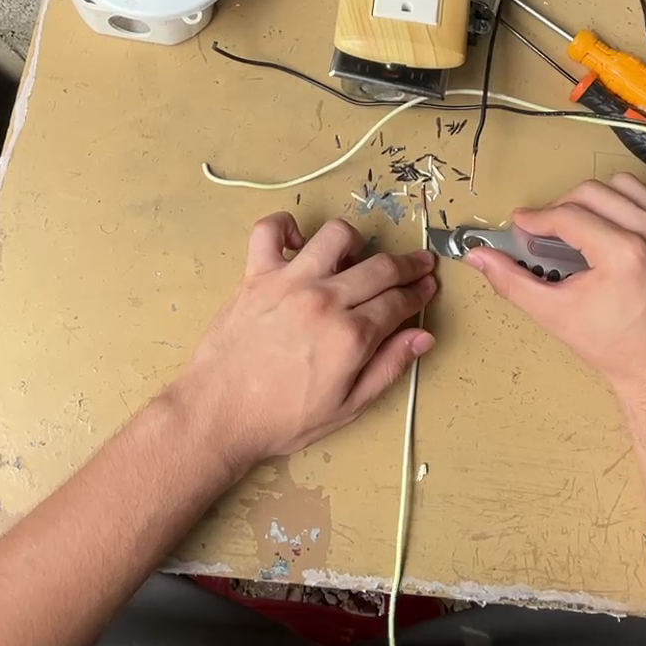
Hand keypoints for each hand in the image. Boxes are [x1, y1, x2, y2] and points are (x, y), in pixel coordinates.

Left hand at [171, 215, 436, 464]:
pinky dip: (286, 226)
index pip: (399, 301)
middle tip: (419, 264)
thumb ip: (389, 368)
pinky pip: (270, 230)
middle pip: (380, 267)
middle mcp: (325, 300)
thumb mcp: (348, 407)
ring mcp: (289, 281)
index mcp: (351, 336)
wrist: (218, 415)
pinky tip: (298, 243)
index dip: (419, 292)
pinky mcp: (256, 274)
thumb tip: (423, 336)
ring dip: (356, 241)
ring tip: (356, 257)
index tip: (427, 286)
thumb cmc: (283, 419)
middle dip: (409, 264)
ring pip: (336, 236)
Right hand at [463, 173, 645, 403]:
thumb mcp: (554, 314)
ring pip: (626, 188)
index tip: (523, 224)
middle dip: (561, 207)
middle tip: (546, 229)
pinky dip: (627, 212)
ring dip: (595, 201)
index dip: (536, 218)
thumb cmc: (617, 348)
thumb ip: (511, 281)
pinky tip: (612, 236)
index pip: (567, 215)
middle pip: (593, 192)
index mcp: (625, 254)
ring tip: (579, 226)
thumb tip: (480, 257)